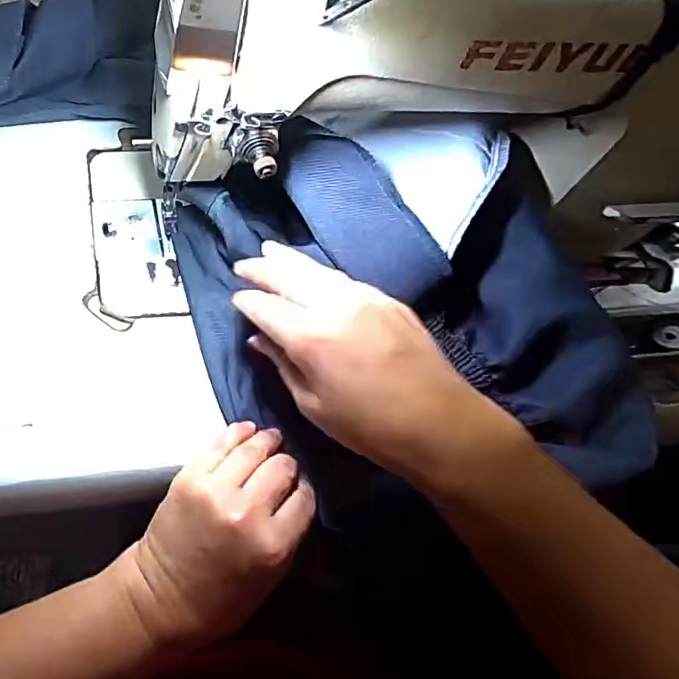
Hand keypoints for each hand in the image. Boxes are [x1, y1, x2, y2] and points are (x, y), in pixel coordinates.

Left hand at [107, 423, 314, 648]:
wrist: (163, 595)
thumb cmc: (221, 599)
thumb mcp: (271, 577)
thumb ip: (289, 534)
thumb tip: (297, 494)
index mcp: (272, 543)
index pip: (304, 498)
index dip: (304, 488)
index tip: (300, 486)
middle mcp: (246, 511)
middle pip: (281, 468)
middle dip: (287, 464)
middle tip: (284, 464)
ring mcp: (215, 490)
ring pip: (252, 449)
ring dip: (265, 440)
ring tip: (270, 437)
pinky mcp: (190, 477)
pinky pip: (219, 444)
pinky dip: (236, 434)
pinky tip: (245, 430)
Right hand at [230, 241, 532, 495]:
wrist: (441, 424)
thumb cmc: (369, 427)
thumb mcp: (312, 404)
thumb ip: (282, 363)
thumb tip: (259, 338)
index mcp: (311, 338)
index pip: (266, 307)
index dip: (247, 302)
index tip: (236, 299)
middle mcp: (335, 307)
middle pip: (290, 277)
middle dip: (263, 268)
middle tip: (242, 264)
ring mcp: (365, 298)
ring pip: (319, 271)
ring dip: (291, 261)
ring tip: (271, 251)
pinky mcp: (388, 300)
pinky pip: (345, 279)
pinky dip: (322, 274)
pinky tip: (314, 274)